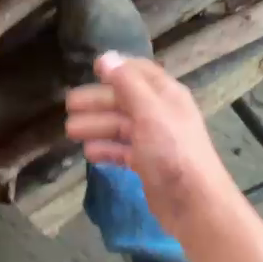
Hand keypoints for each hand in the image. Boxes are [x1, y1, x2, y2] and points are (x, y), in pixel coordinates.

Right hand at [64, 52, 239, 233]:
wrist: (193, 203)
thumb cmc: (172, 151)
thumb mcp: (149, 111)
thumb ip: (127, 84)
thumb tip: (106, 58)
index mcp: (166, 95)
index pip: (140, 72)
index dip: (117, 69)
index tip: (92, 68)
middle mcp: (160, 113)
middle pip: (124, 100)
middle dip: (97, 101)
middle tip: (69, 105)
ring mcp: (154, 140)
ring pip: (120, 126)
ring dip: (96, 125)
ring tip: (70, 130)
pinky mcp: (148, 164)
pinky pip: (122, 150)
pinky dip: (106, 149)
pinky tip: (89, 153)